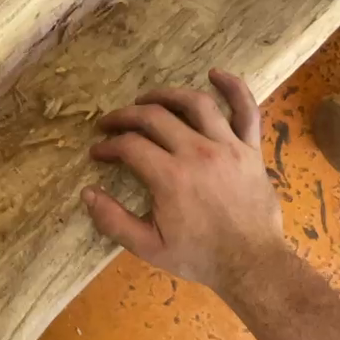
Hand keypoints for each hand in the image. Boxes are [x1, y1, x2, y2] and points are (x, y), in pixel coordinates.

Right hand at [82, 69, 287, 296]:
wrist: (253, 265)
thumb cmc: (199, 256)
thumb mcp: (147, 246)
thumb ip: (113, 220)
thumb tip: (87, 193)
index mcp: (170, 177)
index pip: (129, 145)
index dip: (108, 146)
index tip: (98, 153)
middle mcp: (197, 152)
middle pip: (154, 117)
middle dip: (124, 117)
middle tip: (110, 125)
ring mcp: (227, 146)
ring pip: (194, 103)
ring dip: (164, 96)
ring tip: (147, 101)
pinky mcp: (250, 149)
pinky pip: (246, 110)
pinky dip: (233, 88)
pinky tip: (216, 74)